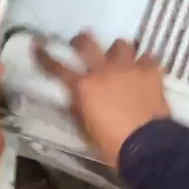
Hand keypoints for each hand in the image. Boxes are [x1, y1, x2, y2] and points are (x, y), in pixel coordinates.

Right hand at [38, 34, 172, 164]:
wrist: (146, 146)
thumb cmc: (112, 145)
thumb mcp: (86, 129)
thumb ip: (79, 108)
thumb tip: (76, 98)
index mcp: (84, 87)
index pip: (58, 68)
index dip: (45, 56)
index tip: (37, 46)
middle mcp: (104, 70)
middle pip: (87, 42)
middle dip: (81, 41)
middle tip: (82, 46)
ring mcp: (129, 67)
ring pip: (121, 44)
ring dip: (118, 52)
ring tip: (121, 61)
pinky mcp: (151, 71)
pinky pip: (147, 57)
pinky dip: (145, 63)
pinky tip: (145, 72)